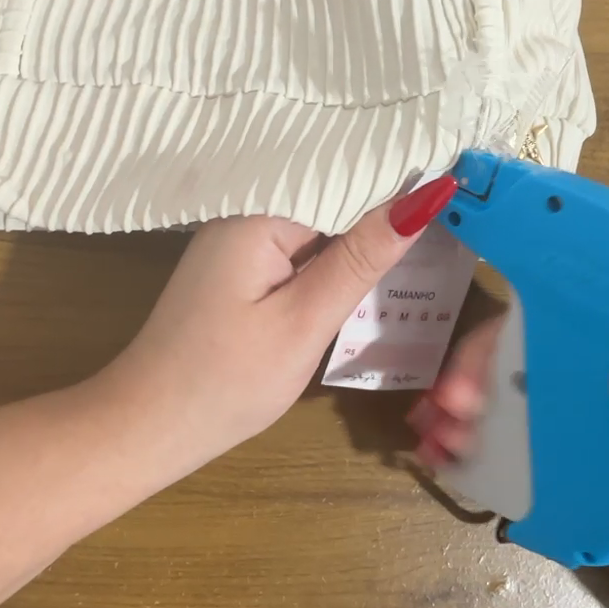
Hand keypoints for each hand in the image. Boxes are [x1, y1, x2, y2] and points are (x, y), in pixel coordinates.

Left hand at [99, 176, 459, 455]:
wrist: (148, 427)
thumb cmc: (225, 381)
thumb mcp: (303, 321)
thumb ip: (361, 258)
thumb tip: (426, 197)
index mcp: (257, 213)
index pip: (343, 180)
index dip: (401, 183)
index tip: (460, 186)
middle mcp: (244, 214)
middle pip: (330, 199)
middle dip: (385, 210)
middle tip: (456, 209)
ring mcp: (238, 242)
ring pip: (317, 227)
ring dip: (362, 236)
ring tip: (434, 230)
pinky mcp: (238, 269)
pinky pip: (297, 250)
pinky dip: (332, 259)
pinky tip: (372, 266)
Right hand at [413, 323, 608, 607]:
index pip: (595, 315)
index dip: (525, 327)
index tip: (477, 375)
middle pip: (548, 339)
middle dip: (482, 367)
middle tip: (443, 414)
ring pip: (533, 373)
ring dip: (476, 396)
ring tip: (434, 436)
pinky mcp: (600, 430)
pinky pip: (538, 411)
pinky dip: (490, 425)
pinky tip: (456, 448)